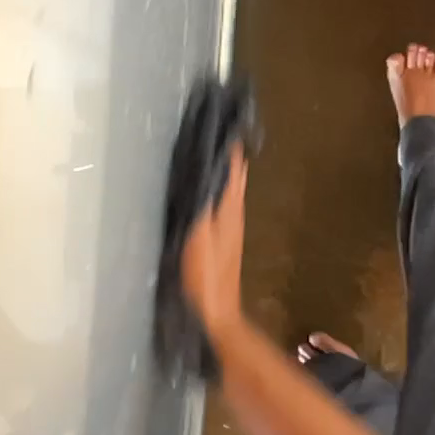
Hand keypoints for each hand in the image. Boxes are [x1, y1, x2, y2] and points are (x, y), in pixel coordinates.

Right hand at [181, 145, 247, 335]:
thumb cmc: (206, 273)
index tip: (226, 121)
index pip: (234, 168)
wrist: (216, 313)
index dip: (232, 146)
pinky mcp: (223, 239)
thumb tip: (208, 168)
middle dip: (229, 155)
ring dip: (224, 170)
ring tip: (211, 150)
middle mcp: (234, 213)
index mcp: (230, 208)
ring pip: (229, 189)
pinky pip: (221, 203)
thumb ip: (203, 202)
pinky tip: (206, 188)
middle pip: (234, 177)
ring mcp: (230, 227)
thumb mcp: (200, 234)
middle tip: (217, 130)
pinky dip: (216, 188)